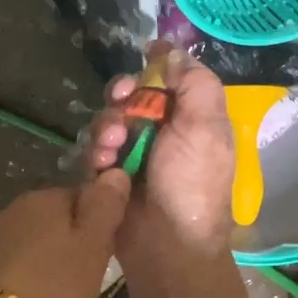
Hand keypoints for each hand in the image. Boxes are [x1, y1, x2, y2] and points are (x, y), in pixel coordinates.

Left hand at [0, 173, 130, 297]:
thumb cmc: (55, 285)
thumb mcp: (93, 246)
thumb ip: (104, 207)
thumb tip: (115, 171)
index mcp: (43, 197)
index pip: (80, 195)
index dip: (97, 221)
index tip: (105, 250)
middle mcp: (13, 208)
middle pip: (53, 217)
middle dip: (70, 238)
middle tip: (85, 273)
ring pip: (32, 239)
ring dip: (46, 255)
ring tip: (60, 288)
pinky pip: (14, 259)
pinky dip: (26, 271)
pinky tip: (33, 294)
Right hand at [84, 40, 235, 262]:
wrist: (166, 245)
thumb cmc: (191, 184)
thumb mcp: (205, 126)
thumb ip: (194, 82)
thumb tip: (173, 51)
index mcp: (192, 118)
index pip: (167, 78)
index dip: (152, 66)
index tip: (141, 58)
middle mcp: (163, 132)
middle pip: (129, 95)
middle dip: (121, 98)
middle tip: (120, 109)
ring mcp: (134, 155)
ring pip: (107, 120)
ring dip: (106, 129)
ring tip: (111, 151)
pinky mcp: (109, 176)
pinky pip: (93, 151)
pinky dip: (96, 156)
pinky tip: (103, 169)